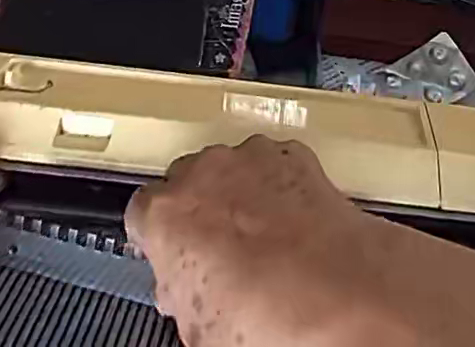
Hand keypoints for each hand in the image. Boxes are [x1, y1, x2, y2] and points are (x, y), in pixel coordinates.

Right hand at [124, 135, 384, 346]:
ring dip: (235, 190)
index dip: (154, 232)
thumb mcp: (195, 322)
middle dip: (195, 206)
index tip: (164, 248)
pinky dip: (275, 181)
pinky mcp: (294, 152)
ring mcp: (253, 156)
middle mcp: (208, 171)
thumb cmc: (263, 310)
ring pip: (229, 166)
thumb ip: (177, 288)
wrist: (332, 286)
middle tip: (212, 246)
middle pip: (186, 178)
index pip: (142, 209)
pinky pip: (271, 162)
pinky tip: (286, 217)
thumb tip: (182, 287)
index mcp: (167, 213)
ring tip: (256, 234)